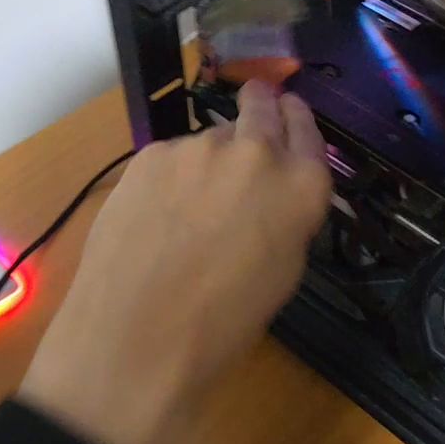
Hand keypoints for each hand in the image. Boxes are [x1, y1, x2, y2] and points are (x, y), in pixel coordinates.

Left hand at [17, 81, 331, 443]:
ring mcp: (199, 148)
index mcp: (301, 185)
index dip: (297, 118)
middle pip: (262, 105)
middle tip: (253, 113)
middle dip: (260, 106)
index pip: (307, 129)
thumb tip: (271, 194)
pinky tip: (157, 214)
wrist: (137, 338)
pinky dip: (171, 176)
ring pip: (211, 138)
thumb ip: (286, 213)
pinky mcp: (151, 154)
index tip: (289, 110)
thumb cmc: (224, 322)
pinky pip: (172, 156)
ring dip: (210, 159)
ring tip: (189, 207)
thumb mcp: (282, 268)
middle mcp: (256, 152)